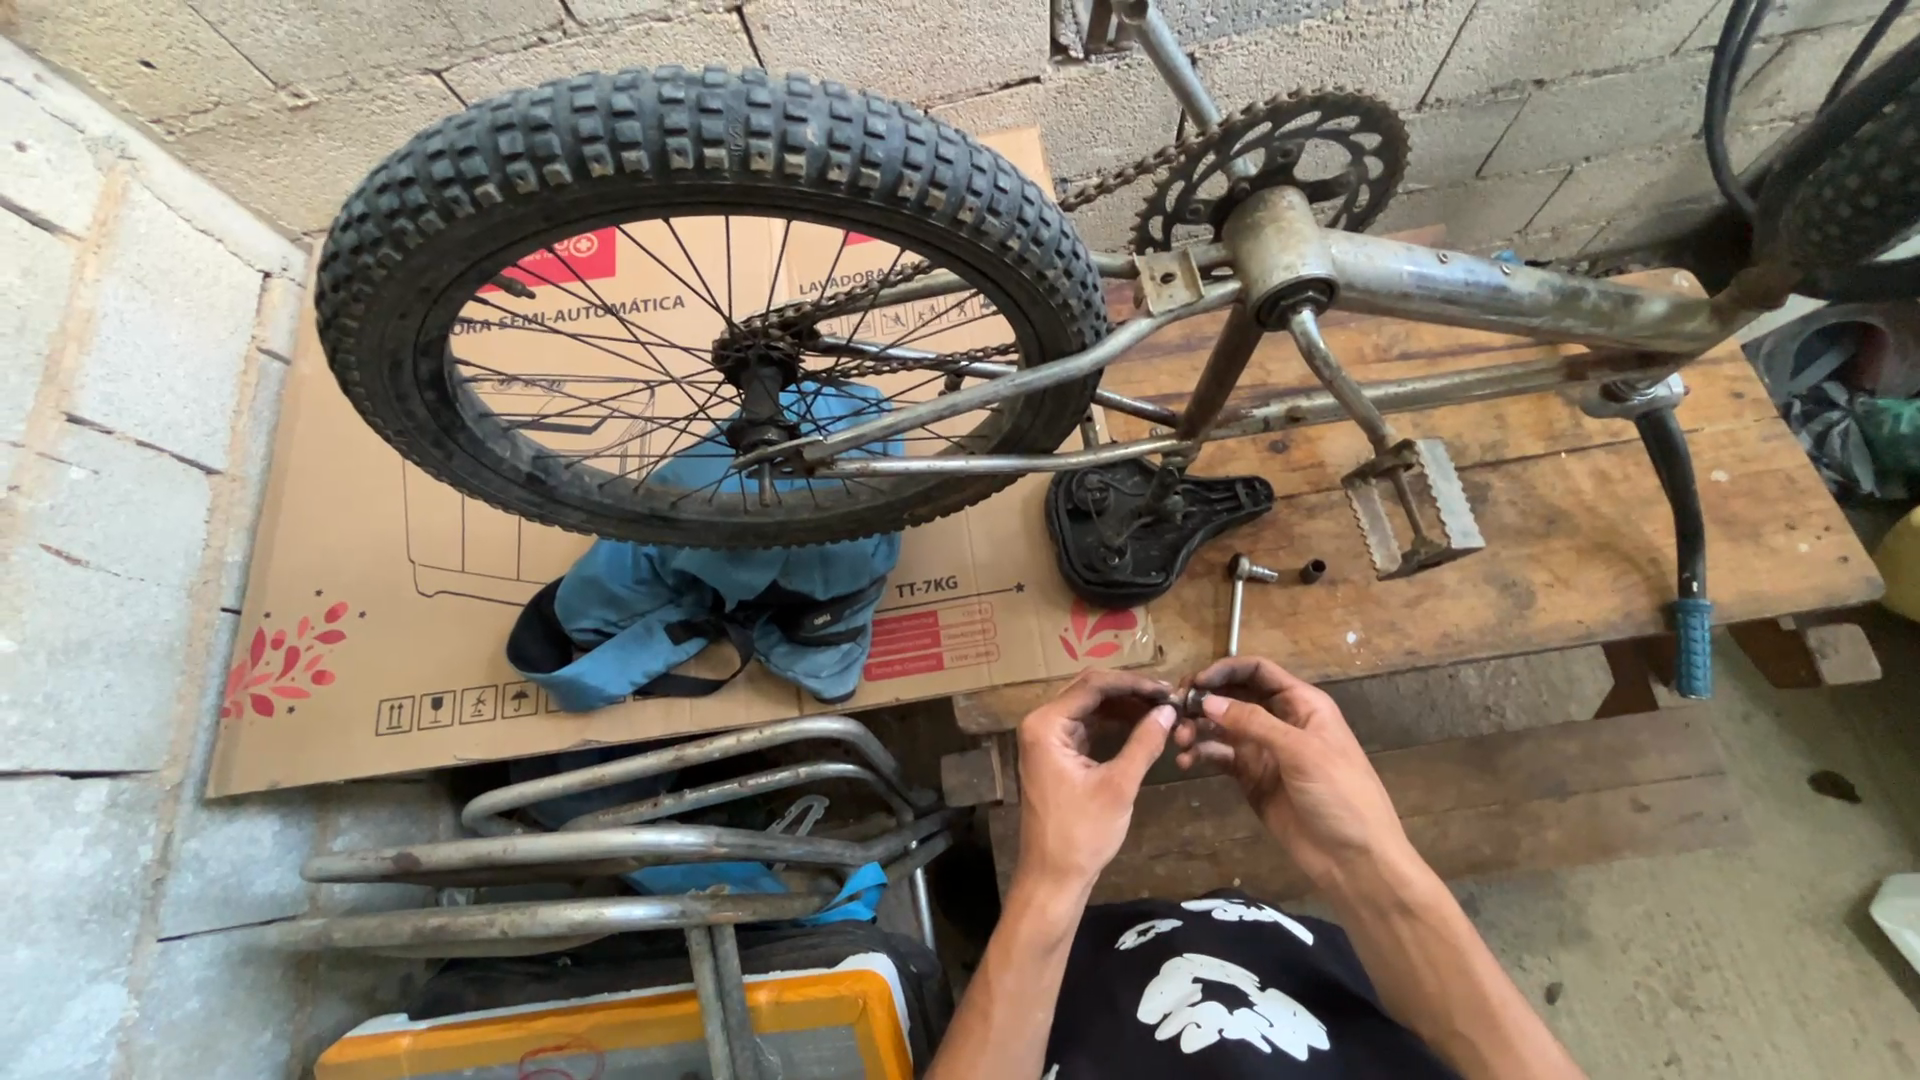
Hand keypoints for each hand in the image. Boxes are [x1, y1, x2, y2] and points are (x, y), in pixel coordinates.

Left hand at [1014, 669, 1176, 894]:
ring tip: (1161, 709)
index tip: (1168, 689)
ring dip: (1123, 707)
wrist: (1053, 876)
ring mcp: (1045, 738)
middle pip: (1088, 691)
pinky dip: (1112, 723)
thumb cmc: (1082, 833)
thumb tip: (1169, 710)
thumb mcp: (1119, 786)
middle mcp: (1040, 723)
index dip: (1133, 684)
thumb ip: (1143, 743)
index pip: (1092, 686)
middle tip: (1168, 697)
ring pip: (1089, 707)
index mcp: (1045, 724)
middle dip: (1129, 691)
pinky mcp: (1055, 753)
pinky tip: (1141, 725)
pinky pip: (1086, 726)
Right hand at [1173, 656, 1418, 892]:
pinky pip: (1219, 755)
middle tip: (1175, 711)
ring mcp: (1263, 749)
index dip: (1225, 670)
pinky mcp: (1250, 777)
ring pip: (1221, 725)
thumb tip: (1207, 701)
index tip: (1195, 682)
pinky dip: (1201, 754)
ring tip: (1180, 741)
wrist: (1356, 859)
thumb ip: (1254, 723)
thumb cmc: (1341, 795)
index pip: (1257, 671)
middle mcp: (1280, 720)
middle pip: (1234, 695)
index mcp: (1301, 704)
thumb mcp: (1301, 752)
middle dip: (1204, 699)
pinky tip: (1187, 762)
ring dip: (1197, 727)